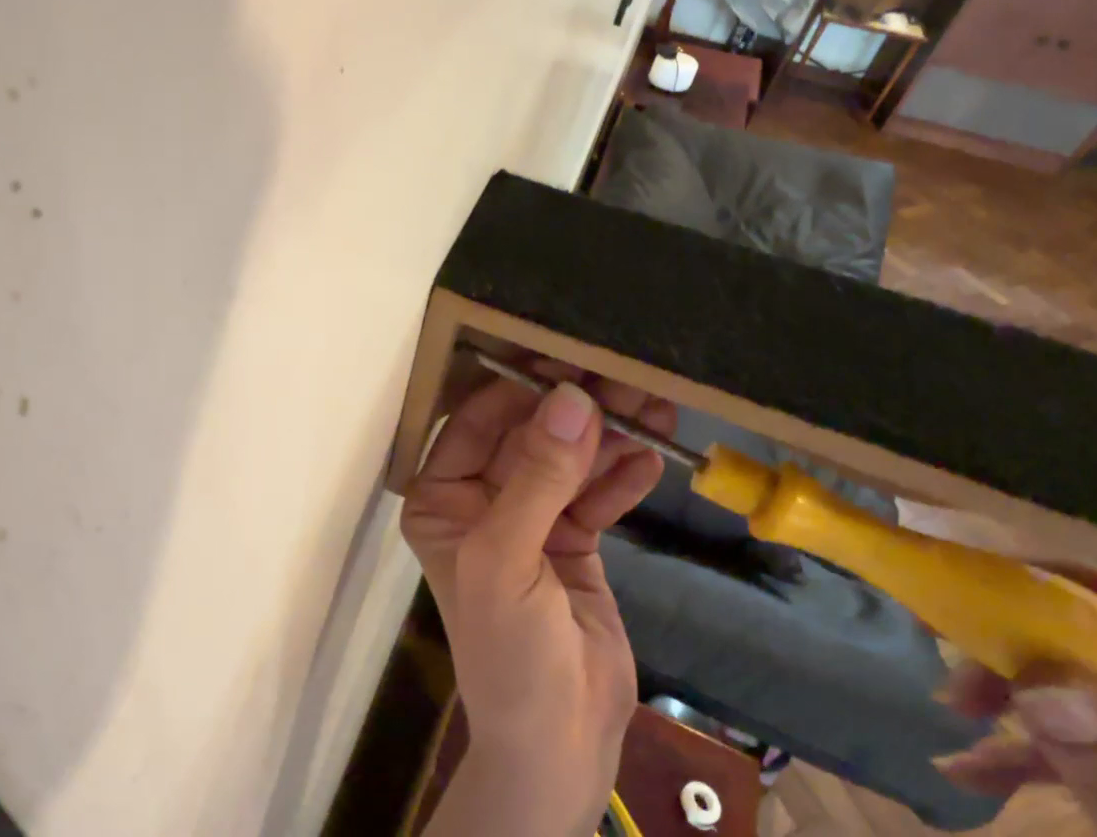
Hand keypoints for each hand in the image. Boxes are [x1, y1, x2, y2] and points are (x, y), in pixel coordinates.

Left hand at [401, 360, 675, 835]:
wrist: (559, 741)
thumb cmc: (509, 651)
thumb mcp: (509, 559)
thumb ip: (539, 477)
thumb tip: (571, 398)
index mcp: (441, 498)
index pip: (475, 422)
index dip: (518, 387)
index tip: (567, 356)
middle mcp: (480, 500)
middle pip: (528, 434)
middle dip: (574, 408)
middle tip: (624, 375)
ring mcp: (529, 518)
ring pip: (568, 460)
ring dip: (609, 436)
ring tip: (655, 409)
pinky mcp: (572, 541)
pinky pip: (596, 494)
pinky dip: (621, 477)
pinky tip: (652, 458)